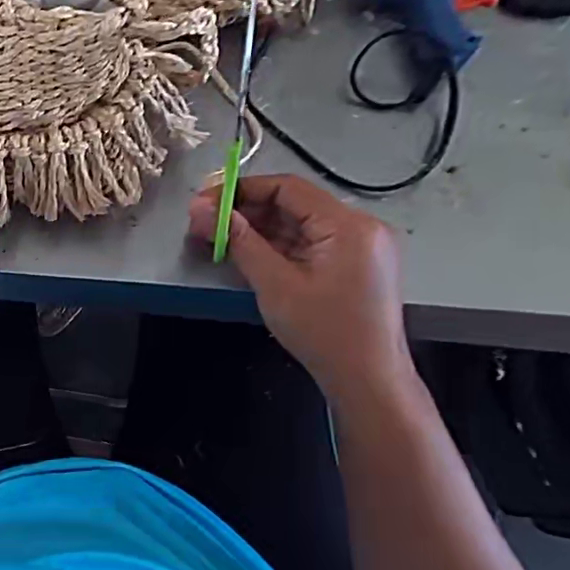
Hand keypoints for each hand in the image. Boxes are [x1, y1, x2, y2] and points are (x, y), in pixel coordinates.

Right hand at [189, 174, 411, 395]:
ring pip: (299, 223)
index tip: (204, 202)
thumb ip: (238, 240)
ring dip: (258, 229)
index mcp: (348, 225)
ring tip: (219, 239)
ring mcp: (361, 246)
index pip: (287, 188)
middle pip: (293, 204)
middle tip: (205, 223)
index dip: (241, 190)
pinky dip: (277, 245)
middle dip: (246, 211)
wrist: (369, 381)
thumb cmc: (323, 332)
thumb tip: (200, 208)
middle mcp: (360, 227)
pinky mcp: (355, 264)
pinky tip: (247, 253)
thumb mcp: (274, 284)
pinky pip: (309, 242)